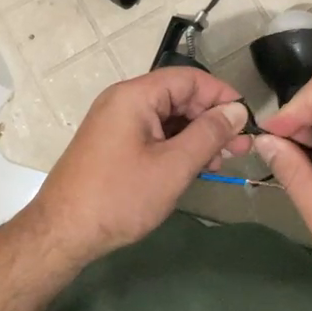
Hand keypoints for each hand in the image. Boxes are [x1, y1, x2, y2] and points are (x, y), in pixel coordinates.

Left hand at [27, 67, 251, 261]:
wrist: (63, 231)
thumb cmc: (120, 197)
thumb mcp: (173, 166)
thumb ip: (208, 134)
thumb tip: (237, 110)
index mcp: (134, 96)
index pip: (188, 79)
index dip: (221, 95)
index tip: (248, 120)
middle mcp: (123, 101)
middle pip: (178, 96)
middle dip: (211, 119)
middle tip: (241, 147)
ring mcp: (115, 123)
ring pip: (167, 118)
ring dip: (197, 136)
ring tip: (222, 162)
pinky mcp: (112, 145)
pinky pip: (153, 134)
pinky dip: (176, 146)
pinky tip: (195, 167)